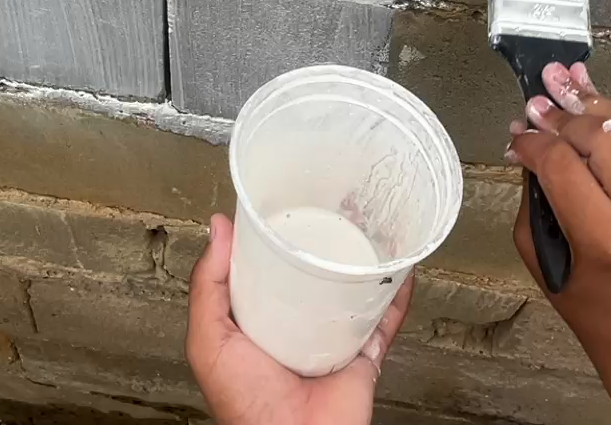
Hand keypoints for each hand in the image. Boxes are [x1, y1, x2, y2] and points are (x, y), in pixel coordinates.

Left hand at [186, 213, 414, 424]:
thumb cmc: (247, 408)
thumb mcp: (211, 343)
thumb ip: (208, 287)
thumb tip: (218, 228)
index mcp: (260, 321)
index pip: (265, 269)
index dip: (272, 238)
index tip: (279, 205)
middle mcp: (297, 326)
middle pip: (312, 275)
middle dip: (322, 242)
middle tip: (330, 207)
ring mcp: (333, 339)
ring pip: (351, 290)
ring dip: (362, 262)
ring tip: (368, 225)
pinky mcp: (363, 353)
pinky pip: (384, 318)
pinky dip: (396, 294)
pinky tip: (402, 268)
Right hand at [505, 61, 610, 352]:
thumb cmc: (577, 292)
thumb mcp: (537, 247)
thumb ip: (535, 190)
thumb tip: (527, 137)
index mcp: (604, 236)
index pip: (563, 165)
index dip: (533, 142)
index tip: (514, 136)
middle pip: (599, 137)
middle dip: (560, 114)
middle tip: (533, 102)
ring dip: (587, 98)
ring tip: (557, 76)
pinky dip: (607, 107)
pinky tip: (582, 86)